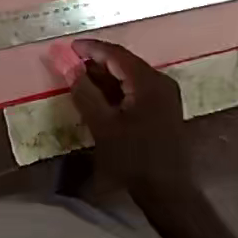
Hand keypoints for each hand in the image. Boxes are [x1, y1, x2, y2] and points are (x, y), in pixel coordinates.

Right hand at [66, 39, 195, 204]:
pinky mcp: (164, 108)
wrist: (168, 190)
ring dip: (106, 75)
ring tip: (81, 78)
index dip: (91, 48)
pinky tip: (101, 95)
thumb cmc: (134, 158)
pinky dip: (117, 87)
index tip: (69, 47)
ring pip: (130, 75)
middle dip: (97, 61)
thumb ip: (85, 93)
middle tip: (71, 62)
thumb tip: (70, 69)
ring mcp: (165, 95)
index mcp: (148, 82)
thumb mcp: (103, 126)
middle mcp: (160, 82)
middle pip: (125, 62)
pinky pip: (137, 87)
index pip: (116, 54)